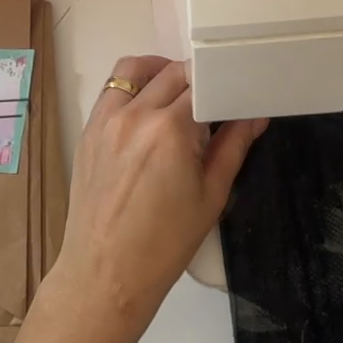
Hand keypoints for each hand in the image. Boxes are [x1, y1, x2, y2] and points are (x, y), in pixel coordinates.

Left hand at [54, 56, 266, 328]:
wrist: (106, 273)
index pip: (202, 84)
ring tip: (178, 93)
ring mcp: (105, 119)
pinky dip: (133, 87)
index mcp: (170, 130)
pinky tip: (148, 109)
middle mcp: (135, 114)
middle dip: (197, 78)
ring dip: (160, 71)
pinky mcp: (88, 130)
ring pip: (134, 69)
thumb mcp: (211, 195)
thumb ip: (233, 146)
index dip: (222, 85)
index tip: (234, 95)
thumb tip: (254, 115)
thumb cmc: (165, 243)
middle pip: (172, 72)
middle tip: (212, 100)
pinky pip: (112, 90)